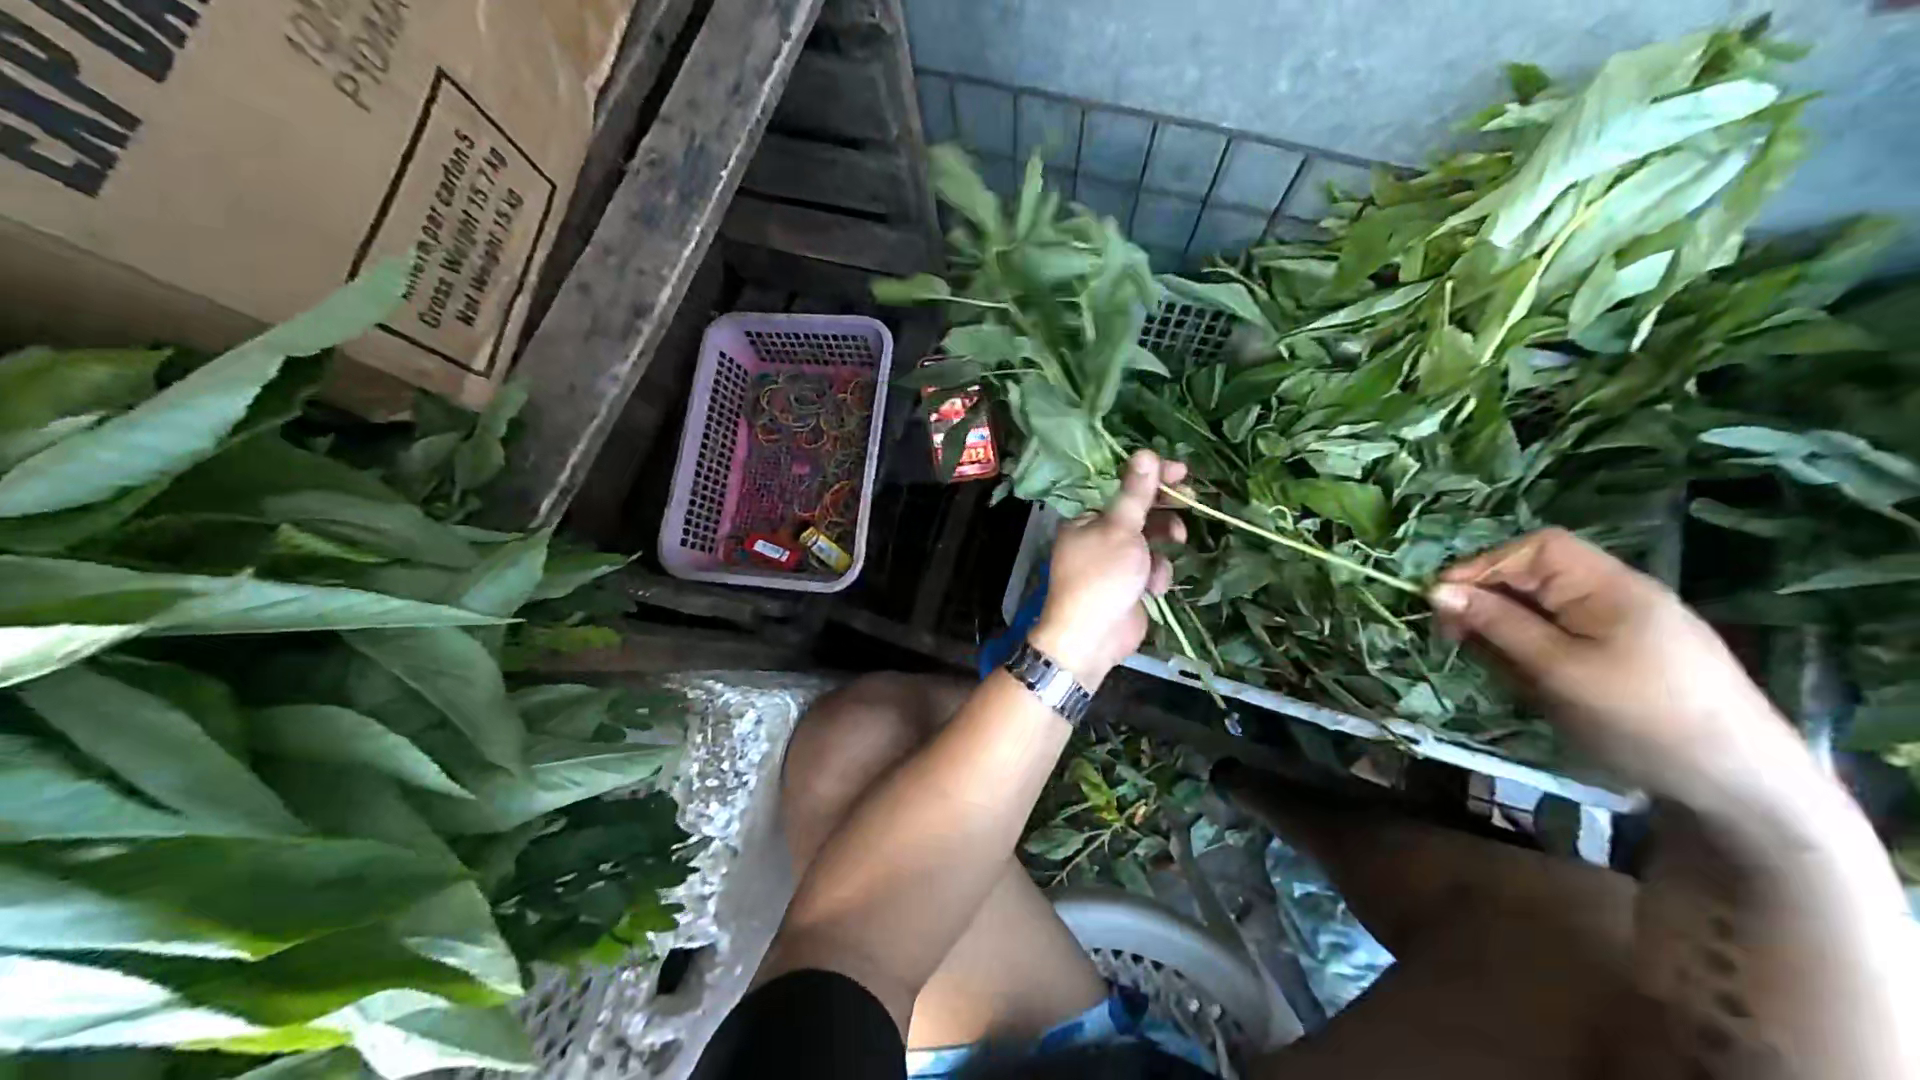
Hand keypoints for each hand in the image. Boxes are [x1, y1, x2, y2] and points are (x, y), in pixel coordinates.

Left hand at [1029, 451, 1187, 688]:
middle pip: (1138, 514)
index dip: (1153, 478)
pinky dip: (1156, 575)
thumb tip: (1145, 452)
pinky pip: (1150, 569)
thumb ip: (1136, 493)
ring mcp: (1114, 563)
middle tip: (1190, 503)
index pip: (1123, 488)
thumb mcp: (1120, 529)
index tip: (1183, 471)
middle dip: (1163, 512)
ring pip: (1149, 542)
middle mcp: (1098, 536)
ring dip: (1161, 546)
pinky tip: (1154, 587)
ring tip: (1174, 544)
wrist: (1091, 637)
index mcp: (1087, 518)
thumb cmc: (1102, 576)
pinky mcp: (1128, 586)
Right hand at [1430, 528, 1816, 804]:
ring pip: (1541, 610)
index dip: (1482, 565)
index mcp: (1609, 586)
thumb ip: (1496, 624)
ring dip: (1507, 633)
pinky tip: (1529, 681)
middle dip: (1488, 603)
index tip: (1442, 601)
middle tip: (1454, 639)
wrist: (1742, 787)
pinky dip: (1531, 652)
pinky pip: (1561, 636)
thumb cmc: (1641, 716)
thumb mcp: (1557, 668)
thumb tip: (1436, 590)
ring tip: (1499, 670)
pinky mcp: (1624, 656)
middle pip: (1534, 577)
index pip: (1534, 549)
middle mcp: (1616, 595)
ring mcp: (1624, 626)